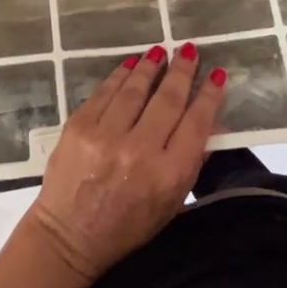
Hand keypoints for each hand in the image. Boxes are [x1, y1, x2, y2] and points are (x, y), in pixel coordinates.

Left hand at [24, 44, 226, 281]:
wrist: (69, 236)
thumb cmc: (127, 226)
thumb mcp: (171, 203)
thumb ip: (192, 162)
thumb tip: (214, 123)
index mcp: (168, 175)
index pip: (196, 124)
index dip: (209, 96)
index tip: (217, 75)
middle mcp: (140, 151)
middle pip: (168, 100)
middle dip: (182, 72)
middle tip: (189, 50)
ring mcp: (106, 136)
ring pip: (136, 90)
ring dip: (151, 67)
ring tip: (161, 51)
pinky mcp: (79, 127)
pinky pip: (106, 92)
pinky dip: (121, 75)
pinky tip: (132, 65)